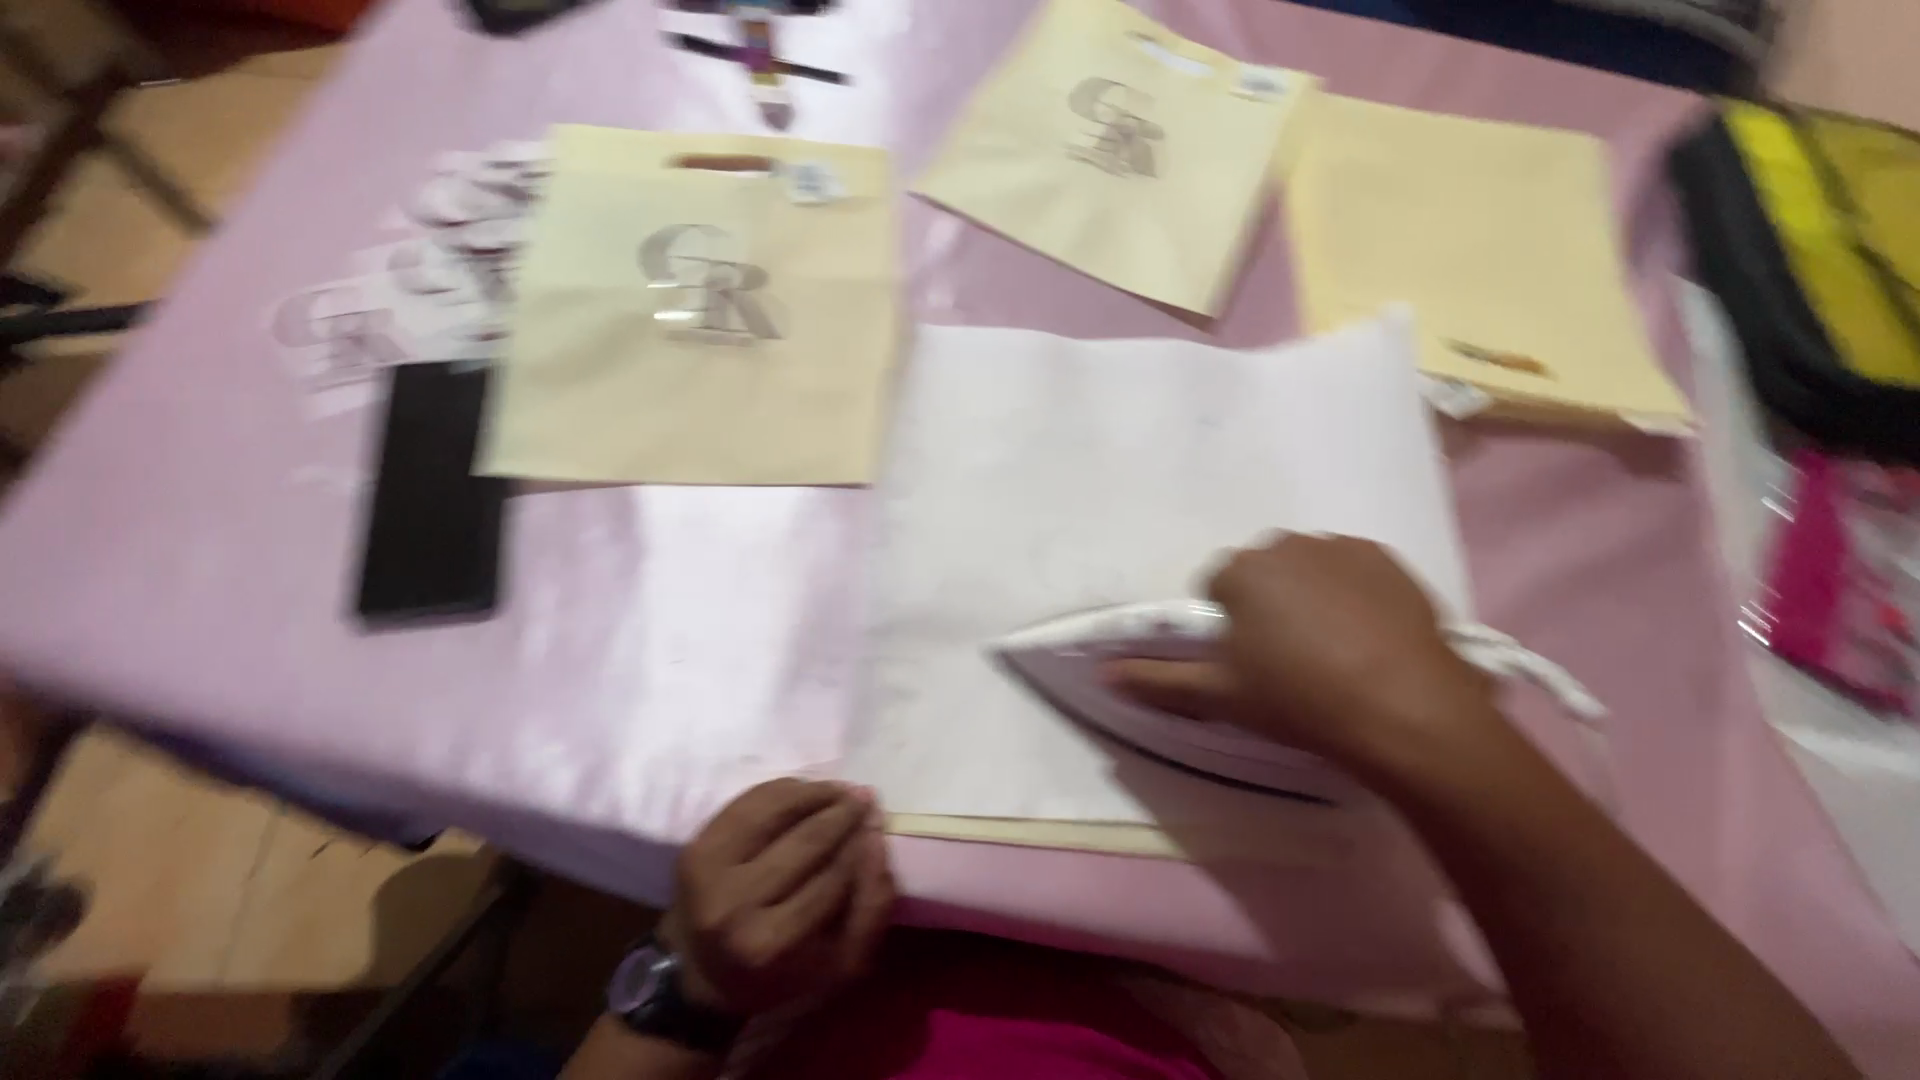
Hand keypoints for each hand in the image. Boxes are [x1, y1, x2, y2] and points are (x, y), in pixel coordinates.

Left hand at [661, 779, 893, 1017]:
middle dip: (843, 814)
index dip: (861, 845)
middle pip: (805, 841)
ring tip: (841, 791)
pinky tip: (807, 792)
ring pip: (775, 810)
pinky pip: (748, 802)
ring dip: (816, 793)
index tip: (878, 824)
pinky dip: (784, 790)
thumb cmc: (782, 972)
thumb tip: (877, 836)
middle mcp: (734, 905)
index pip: (833, 878)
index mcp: (771, 944)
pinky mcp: (695, 848)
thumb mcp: (841, 962)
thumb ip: (873, 904)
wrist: (702, 974)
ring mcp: (708, 872)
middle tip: (866, 800)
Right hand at [1107, 533, 1506, 777]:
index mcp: (1241, 571)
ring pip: (1306, 570)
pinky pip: (1350, 571)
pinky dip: (1350, 594)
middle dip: (1266, 605)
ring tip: (1332, 650)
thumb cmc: (1298, 700)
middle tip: (1287, 660)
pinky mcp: (1387, 560)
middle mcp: (1287, 545)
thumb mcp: (1219, 696)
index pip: (1215, 588)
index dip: (1226, 627)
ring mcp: (1341, 547)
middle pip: (1261, 574)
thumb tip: (1103, 673)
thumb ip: (1156, 679)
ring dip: (1307, 596)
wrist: (1406, 710)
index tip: (1247, 664)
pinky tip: (1366, 637)